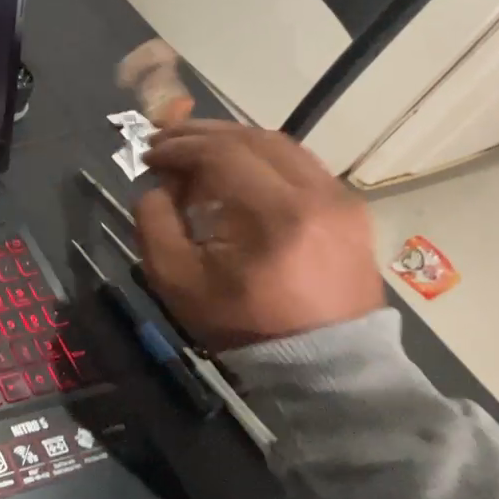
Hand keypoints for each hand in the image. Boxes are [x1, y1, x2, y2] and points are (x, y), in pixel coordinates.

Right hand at [135, 120, 382, 350]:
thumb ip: (153, 220)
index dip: (177, 146)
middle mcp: (316, 195)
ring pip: (280, 145)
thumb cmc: (242, 322)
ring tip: (196, 151)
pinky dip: (261, 156)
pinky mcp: (351, 210)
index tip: (147, 155)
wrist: (323, 364)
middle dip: (201, 134)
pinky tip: (235, 170)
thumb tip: (158, 185)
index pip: (220, 152)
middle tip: (165, 141)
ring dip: (232, 140)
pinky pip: (301, 164)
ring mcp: (341, 200)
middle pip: (252, 138)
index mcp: (274, 213)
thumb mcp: (174, 277)